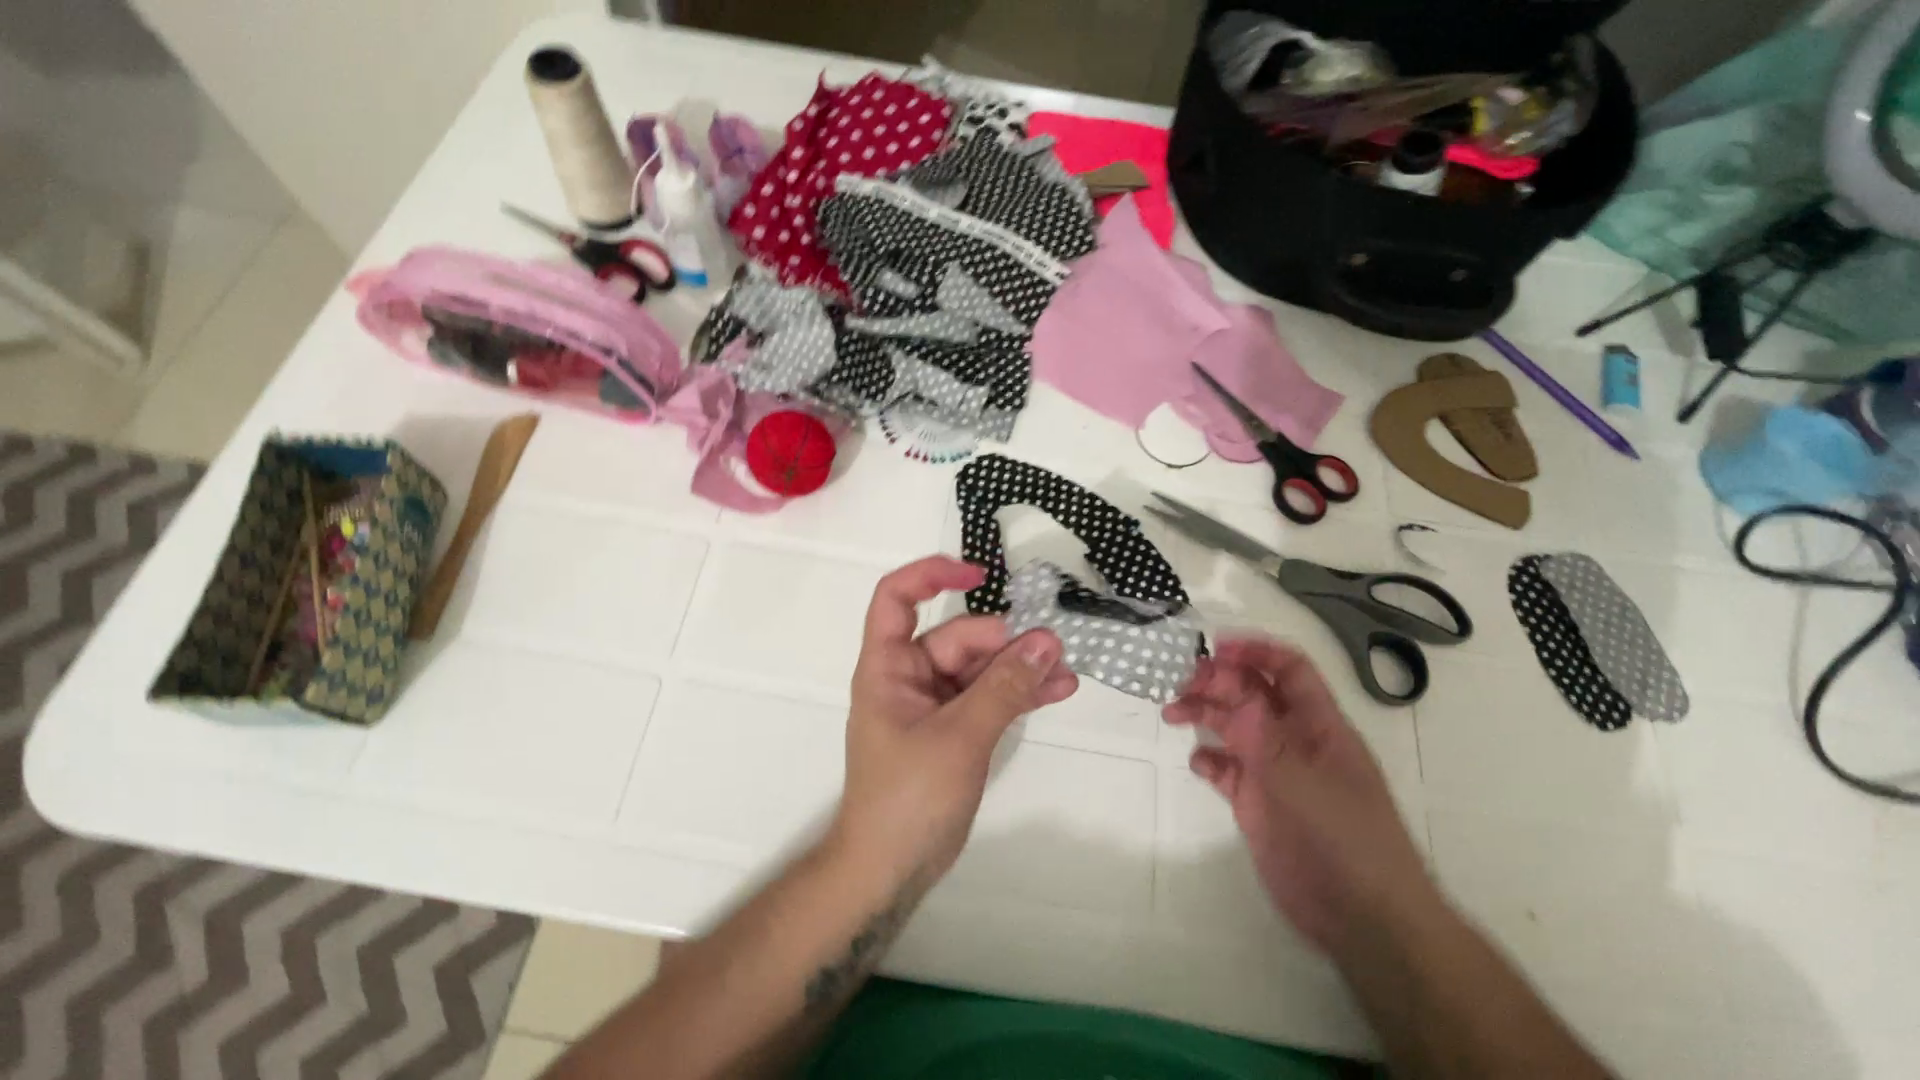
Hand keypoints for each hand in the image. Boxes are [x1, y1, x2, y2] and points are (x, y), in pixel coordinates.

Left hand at [831, 556, 1078, 882]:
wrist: (892, 867)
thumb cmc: (908, 796)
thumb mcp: (959, 737)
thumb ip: (1003, 688)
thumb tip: (1046, 642)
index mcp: (888, 668)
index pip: (896, 600)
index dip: (931, 575)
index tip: (979, 572)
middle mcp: (910, 678)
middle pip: (958, 637)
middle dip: (1005, 640)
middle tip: (1055, 650)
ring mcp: (934, 705)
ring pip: (981, 669)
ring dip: (1021, 668)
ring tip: (1067, 673)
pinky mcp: (956, 731)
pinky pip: (990, 698)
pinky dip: (1020, 694)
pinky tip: (1057, 692)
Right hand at [1165, 639, 1436, 953]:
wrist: (1363, 917)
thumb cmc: (1345, 841)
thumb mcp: (1303, 782)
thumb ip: (1264, 737)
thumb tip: (1232, 692)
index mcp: (1319, 726)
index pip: (1290, 671)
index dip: (1256, 652)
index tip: (1214, 647)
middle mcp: (1295, 742)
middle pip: (1253, 694)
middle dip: (1218, 680)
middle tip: (1179, 682)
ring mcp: (1275, 774)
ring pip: (1235, 728)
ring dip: (1205, 713)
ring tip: (1171, 711)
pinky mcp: (1257, 806)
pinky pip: (1227, 770)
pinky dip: (1208, 759)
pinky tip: (1197, 761)